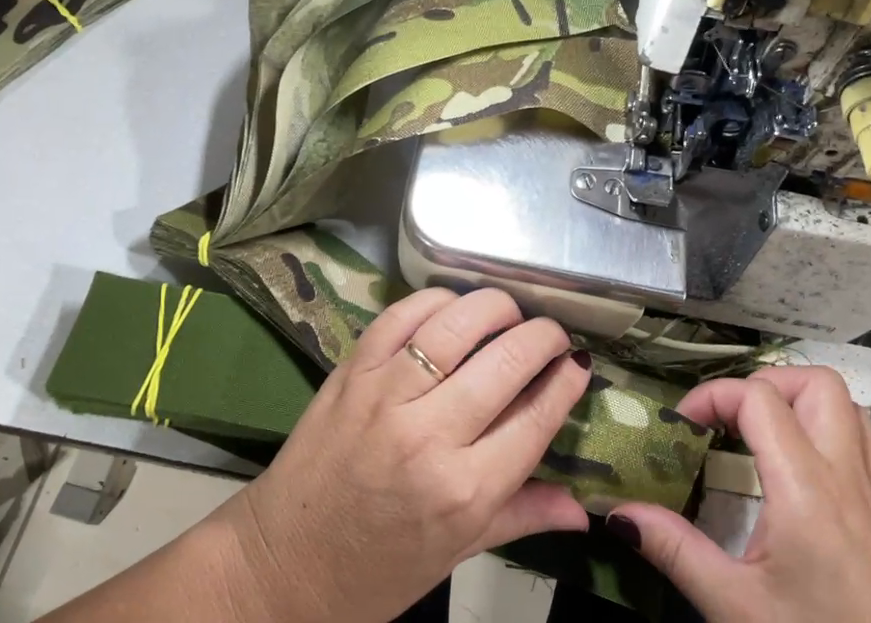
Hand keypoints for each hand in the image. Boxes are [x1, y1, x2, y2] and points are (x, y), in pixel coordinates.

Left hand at [211, 287, 593, 621]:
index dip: (566, 380)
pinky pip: (401, 316)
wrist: (283, 565)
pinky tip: (454, 307)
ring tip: (510, 313)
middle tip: (553, 335)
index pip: (536, 416)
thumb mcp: (458, 552)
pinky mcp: (352, 371)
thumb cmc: (377, 569)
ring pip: (456, 325)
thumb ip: (523, 517)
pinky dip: (436, 301)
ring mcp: (386, 396)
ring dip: (495, 307)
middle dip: (543, 337)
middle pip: (506, 360)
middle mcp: (430, 435)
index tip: (578, 363)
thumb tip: (586, 511)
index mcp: (465, 490)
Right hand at [607, 366, 870, 622]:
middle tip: (727, 419)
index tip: (682, 427)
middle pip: (816, 384)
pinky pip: (863, 440)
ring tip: (758, 433)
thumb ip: (674, 549)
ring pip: (847, 405)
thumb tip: (618, 513)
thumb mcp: (732, 604)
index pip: (759, 398)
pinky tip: (798, 463)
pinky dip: (828, 429)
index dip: (713, 396)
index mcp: (805, 489)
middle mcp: (844, 475)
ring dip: (799, 401)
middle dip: (764, 384)